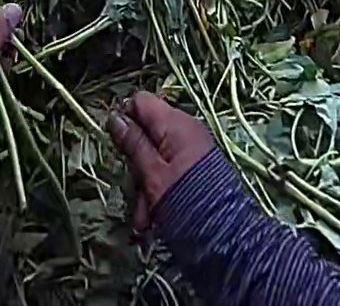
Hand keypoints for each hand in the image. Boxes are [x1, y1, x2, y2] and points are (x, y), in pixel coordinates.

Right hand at [109, 91, 214, 231]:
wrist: (225, 239)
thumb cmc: (184, 201)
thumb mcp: (152, 174)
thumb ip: (133, 144)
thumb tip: (114, 117)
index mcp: (174, 122)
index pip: (141, 101)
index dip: (125, 118)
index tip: (117, 145)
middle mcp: (184, 128)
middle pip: (147, 132)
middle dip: (135, 163)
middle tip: (133, 191)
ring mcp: (192, 147)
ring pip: (155, 155)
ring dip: (145, 184)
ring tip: (144, 217)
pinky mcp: (196, 166)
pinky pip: (169, 168)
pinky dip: (159, 188)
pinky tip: (153, 217)